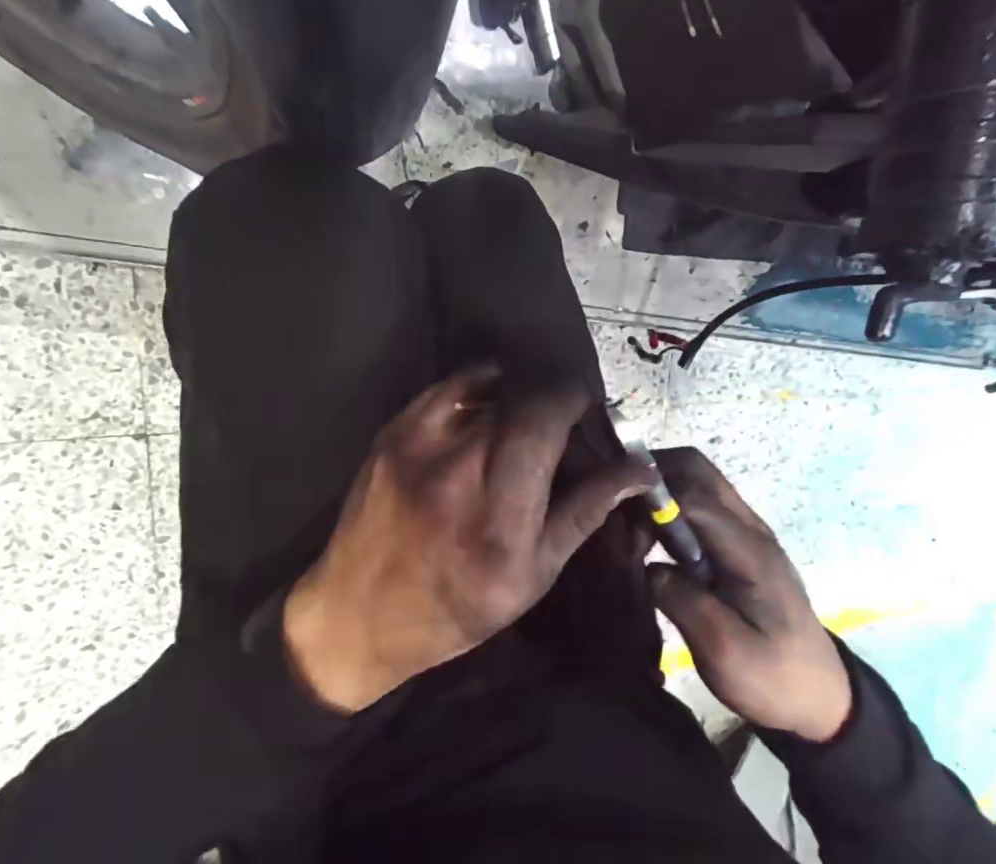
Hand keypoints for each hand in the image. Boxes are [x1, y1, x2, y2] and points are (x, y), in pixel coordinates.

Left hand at [283, 366, 653, 712]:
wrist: (358, 614)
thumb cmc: (455, 607)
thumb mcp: (533, 574)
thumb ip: (585, 510)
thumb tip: (637, 468)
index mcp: (501, 509)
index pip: (547, 413)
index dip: (576, 398)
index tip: (587, 412)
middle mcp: (458, 465)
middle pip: (520, 393)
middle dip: (551, 398)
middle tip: (558, 422)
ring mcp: (418, 442)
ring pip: (485, 382)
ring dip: (516, 392)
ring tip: (521, 421)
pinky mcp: (392, 432)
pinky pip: (447, 388)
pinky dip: (476, 390)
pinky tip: (483, 415)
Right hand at [648, 448, 852, 741]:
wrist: (819, 696)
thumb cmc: (772, 678)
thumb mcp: (723, 652)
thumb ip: (680, 600)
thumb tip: (647, 567)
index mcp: (749, 551)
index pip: (693, 496)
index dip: (651, 502)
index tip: (622, 531)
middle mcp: (749, 528)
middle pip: (695, 467)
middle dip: (651, 474)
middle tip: (616, 506)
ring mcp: (745, 531)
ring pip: (696, 477)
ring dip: (659, 484)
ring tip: (626, 519)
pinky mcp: (737, 541)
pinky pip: (698, 500)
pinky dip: (668, 501)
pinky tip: (647, 533)